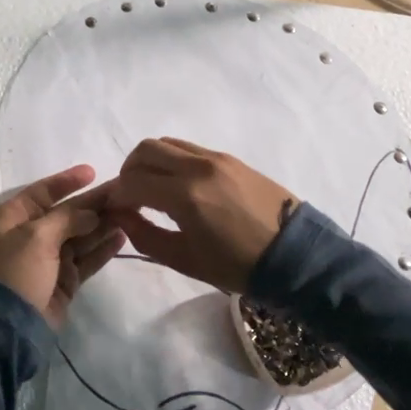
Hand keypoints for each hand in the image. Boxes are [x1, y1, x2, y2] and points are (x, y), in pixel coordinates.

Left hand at [0, 164, 126, 327]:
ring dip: (103, 224)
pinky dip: (103, 249)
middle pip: (68, 213)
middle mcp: (32, 234)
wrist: (7, 328)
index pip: (44, 191)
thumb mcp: (36, 237)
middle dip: (94, 203)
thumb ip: (66, 219)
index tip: (92, 171)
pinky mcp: (65, 280)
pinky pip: (87, 259)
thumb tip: (91, 213)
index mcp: (15, 216)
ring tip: (131, 211)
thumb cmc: (16, 271)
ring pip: (81, 235)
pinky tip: (122, 236)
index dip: (67, 181)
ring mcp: (50, 258)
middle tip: (126, 192)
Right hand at [105, 137, 299, 292]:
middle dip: (129, 171)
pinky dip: (172, 160)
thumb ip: (145, 236)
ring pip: (166, 143)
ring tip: (153, 187)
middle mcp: (197, 167)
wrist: (297, 257)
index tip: (113, 210)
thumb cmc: (239, 266)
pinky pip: (189, 148)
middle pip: (145, 151)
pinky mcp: (230, 158)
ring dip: (150, 161)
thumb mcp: (186, 260)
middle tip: (130, 195)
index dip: (116, 196)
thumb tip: (120, 215)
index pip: (132, 183)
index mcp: (185, 196)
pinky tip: (179, 185)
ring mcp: (215, 158)